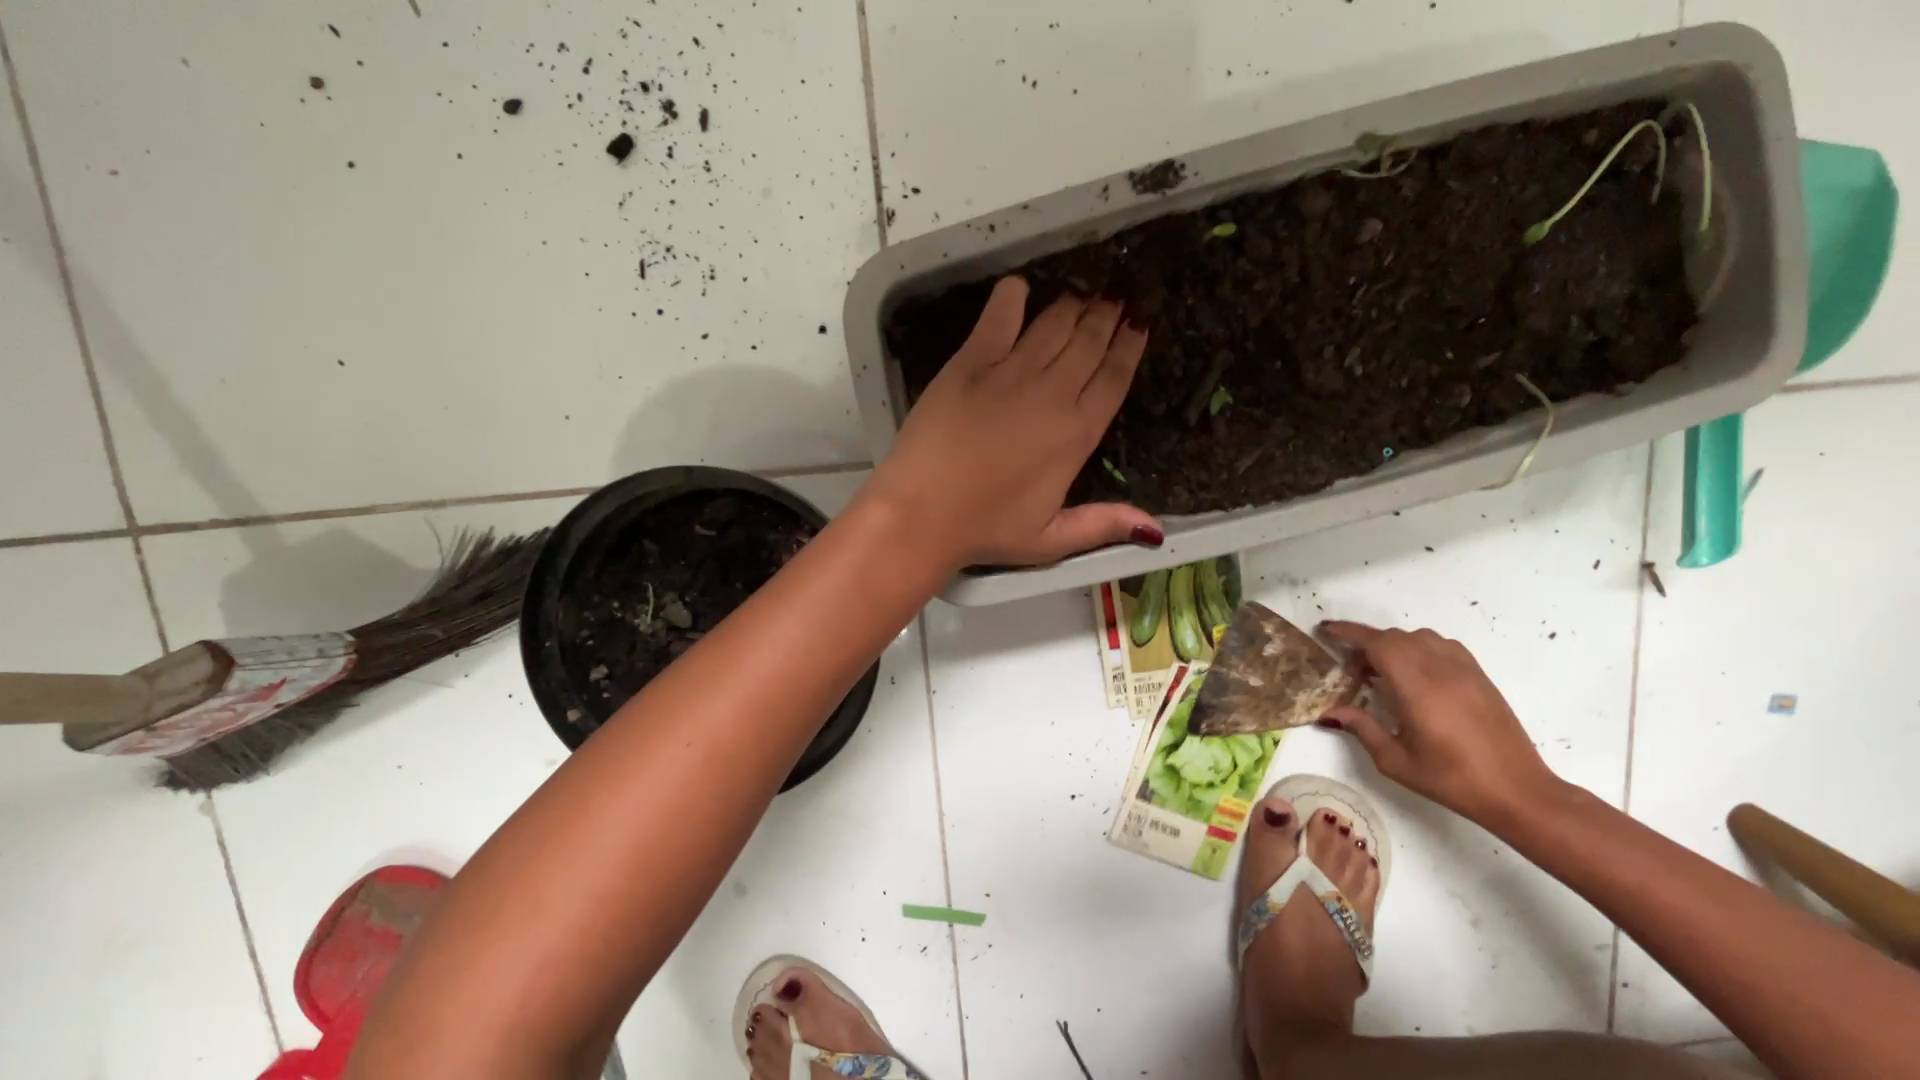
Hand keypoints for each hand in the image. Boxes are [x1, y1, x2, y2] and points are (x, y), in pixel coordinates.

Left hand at [859, 276, 1161, 567]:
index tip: (1139, 324)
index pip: (1115, 378)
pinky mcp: (971, 361)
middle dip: (1106, 316)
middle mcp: (1053, 394)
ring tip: (1083, 293)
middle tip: (1113, 299)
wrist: (922, 512)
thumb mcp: (1050, 539)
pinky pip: (999, 316)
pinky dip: (1013, 296)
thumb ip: (1103, 525)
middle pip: (1089, 342)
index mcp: (1077, 435)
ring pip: (1054, 324)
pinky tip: (1021, 286)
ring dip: (1072, 304)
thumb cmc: (985, 529)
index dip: (1130, 347)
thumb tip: (1157, 530)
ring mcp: (1011, 372)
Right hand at [1318, 621, 1566, 825]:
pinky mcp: (1479, 675)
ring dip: (1394, 645)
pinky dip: (1419, 649)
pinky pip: (1442, 646)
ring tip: (1382, 671)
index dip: (1348, 633)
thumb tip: (1333, 711)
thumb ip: (1363, 728)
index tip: (1326, 630)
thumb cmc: (1451, 779)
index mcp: (1417, 687)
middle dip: (1366, 644)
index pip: (1377, 644)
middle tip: (1350, 668)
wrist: (1516, 789)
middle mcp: (1440, 669)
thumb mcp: (1396, 761)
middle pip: (1395, 637)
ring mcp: (1464, 669)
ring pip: (1419, 637)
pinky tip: (1415, 675)